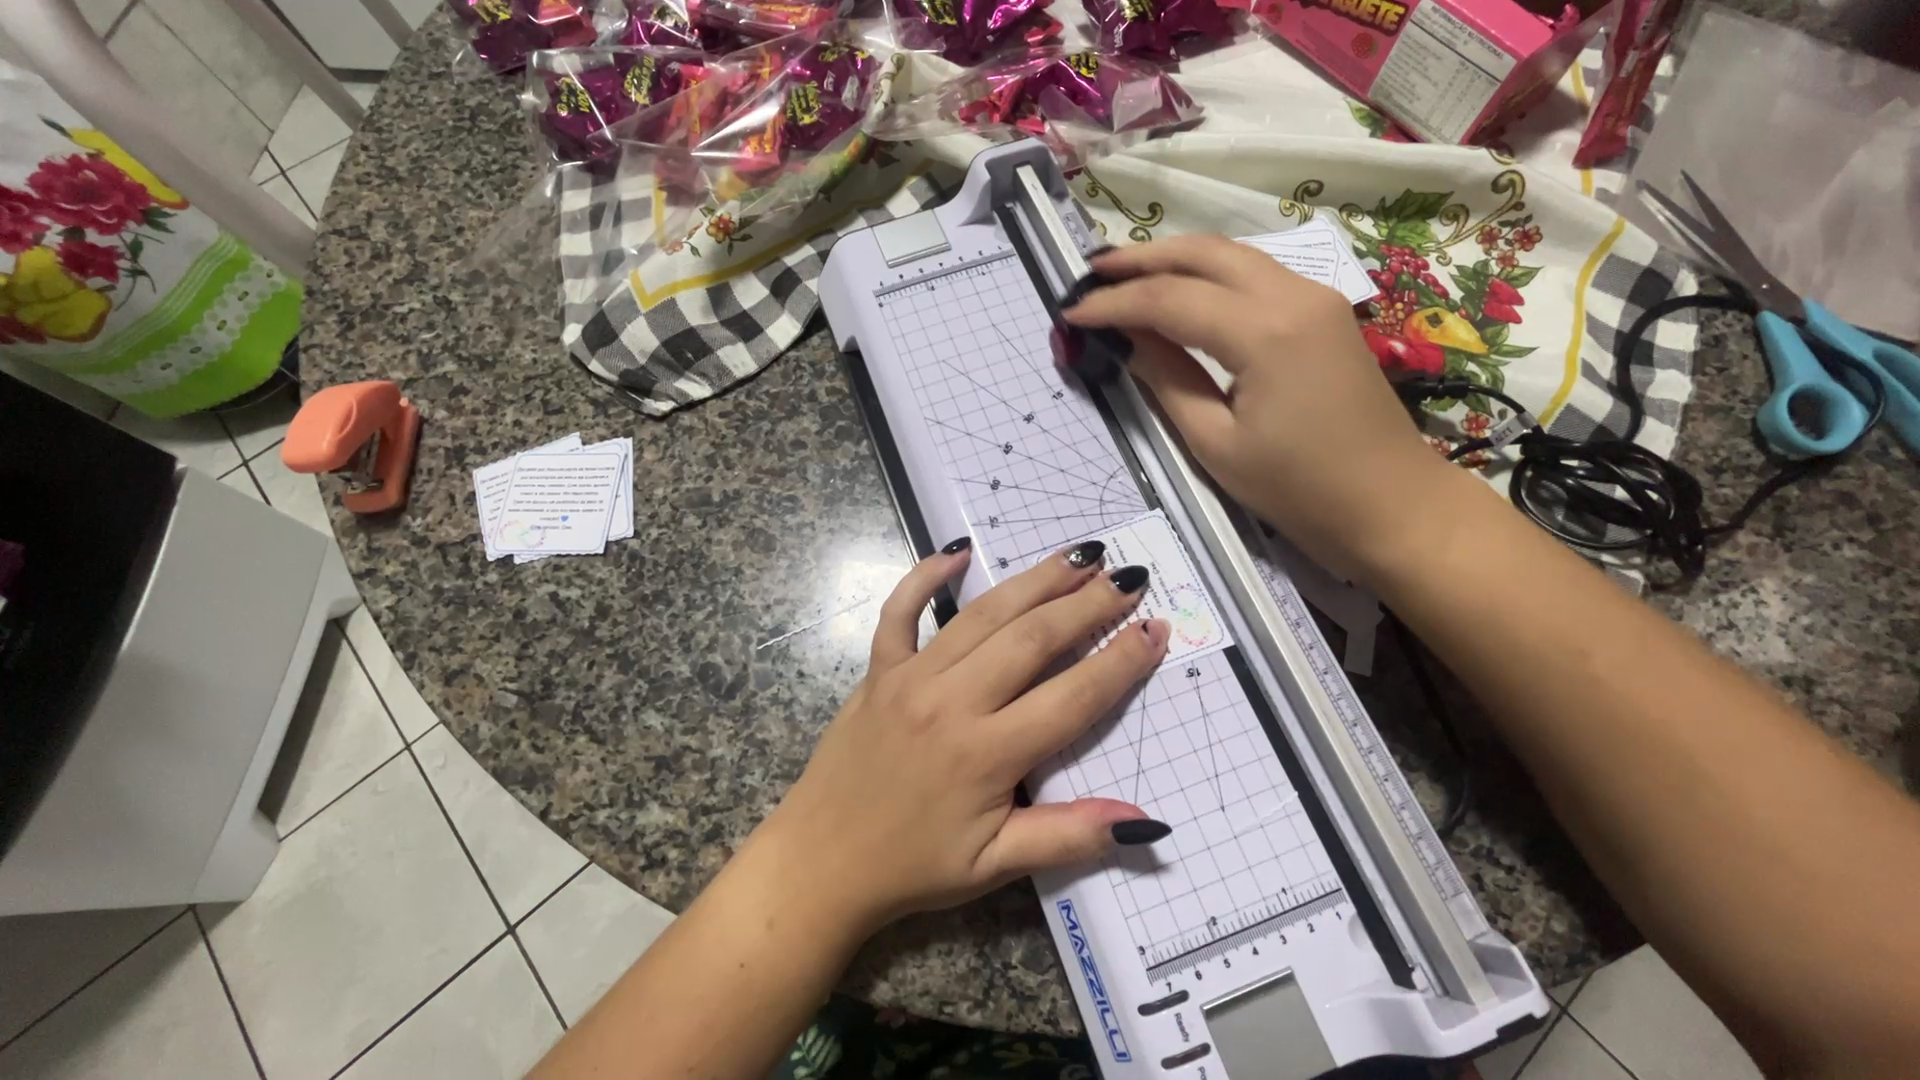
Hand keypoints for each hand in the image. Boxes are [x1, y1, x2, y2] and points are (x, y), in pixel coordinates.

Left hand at [759, 539, 1171, 934]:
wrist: (820, 862)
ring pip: (982, 615)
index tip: (1156, 629)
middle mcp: (951, 702)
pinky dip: (925, 576)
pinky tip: (956, 550)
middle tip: (1128, 576)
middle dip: (1087, 604)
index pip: (1072, 696)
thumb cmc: (913, 866)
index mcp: (986, 753)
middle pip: (1033, 639)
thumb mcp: (995, 865)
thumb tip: (1144, 821)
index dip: (1120, 661)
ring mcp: (909, 678)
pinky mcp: (877, 671)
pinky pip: (900, 610)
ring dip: (1033, 581)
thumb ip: (1068, 836)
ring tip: (1077, 555)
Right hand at [1064, 235, 1449, 577]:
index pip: (1170, 298)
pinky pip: (1255, 274)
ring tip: (1123, 275)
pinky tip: (1180, 291)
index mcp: (1265, 332)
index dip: (1113, 303)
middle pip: (1203, 253)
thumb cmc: (1299, 490)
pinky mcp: (1323, 311)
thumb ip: (1167, 379)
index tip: (1070, 314)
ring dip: (1174, 259)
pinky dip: (1209, 274)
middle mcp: (1293, 295)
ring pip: (1231, 254)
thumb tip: (1125, 338)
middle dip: (1140, 259)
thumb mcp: (1216, 443)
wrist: (1391, 505)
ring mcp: (1315, 297)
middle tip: (1089, 274)